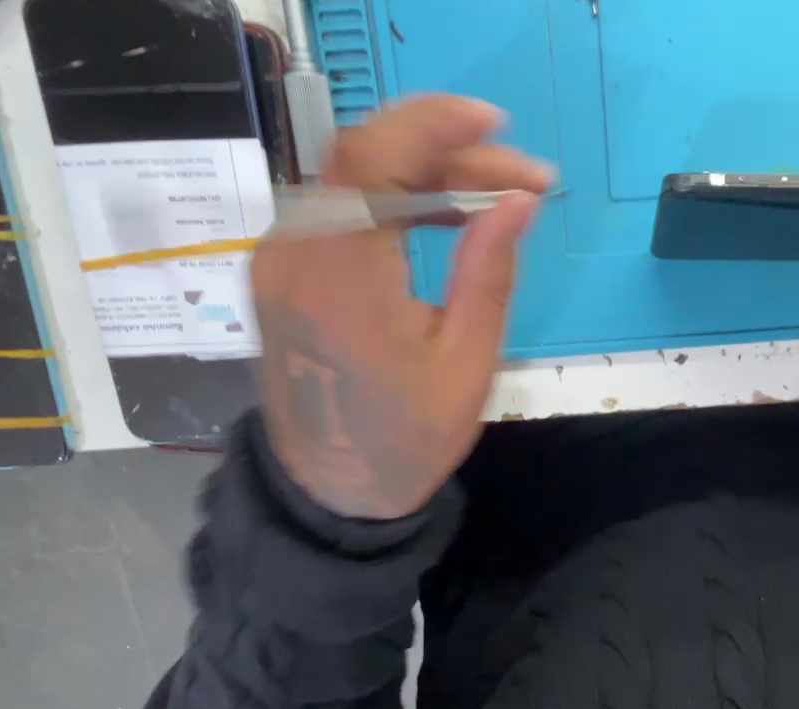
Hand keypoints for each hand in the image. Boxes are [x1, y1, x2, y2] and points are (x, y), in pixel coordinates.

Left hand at [251, 96, 552, 517]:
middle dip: (448, 156)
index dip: (436, 126)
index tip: (497, 128)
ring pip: (349, 181)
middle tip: (520, 183)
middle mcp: (295, 254)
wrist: (332, 493)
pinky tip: (437, 214)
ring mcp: (278, 261)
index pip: (376, 159)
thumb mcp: (466, 366)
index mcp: (342, 280)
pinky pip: (334, 211)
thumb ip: (488, 274)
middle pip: (366, 162)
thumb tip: (518, 201)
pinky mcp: (280, 272)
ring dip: (422, 175)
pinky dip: (389, 201)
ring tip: (490, 197)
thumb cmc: (406, 440)